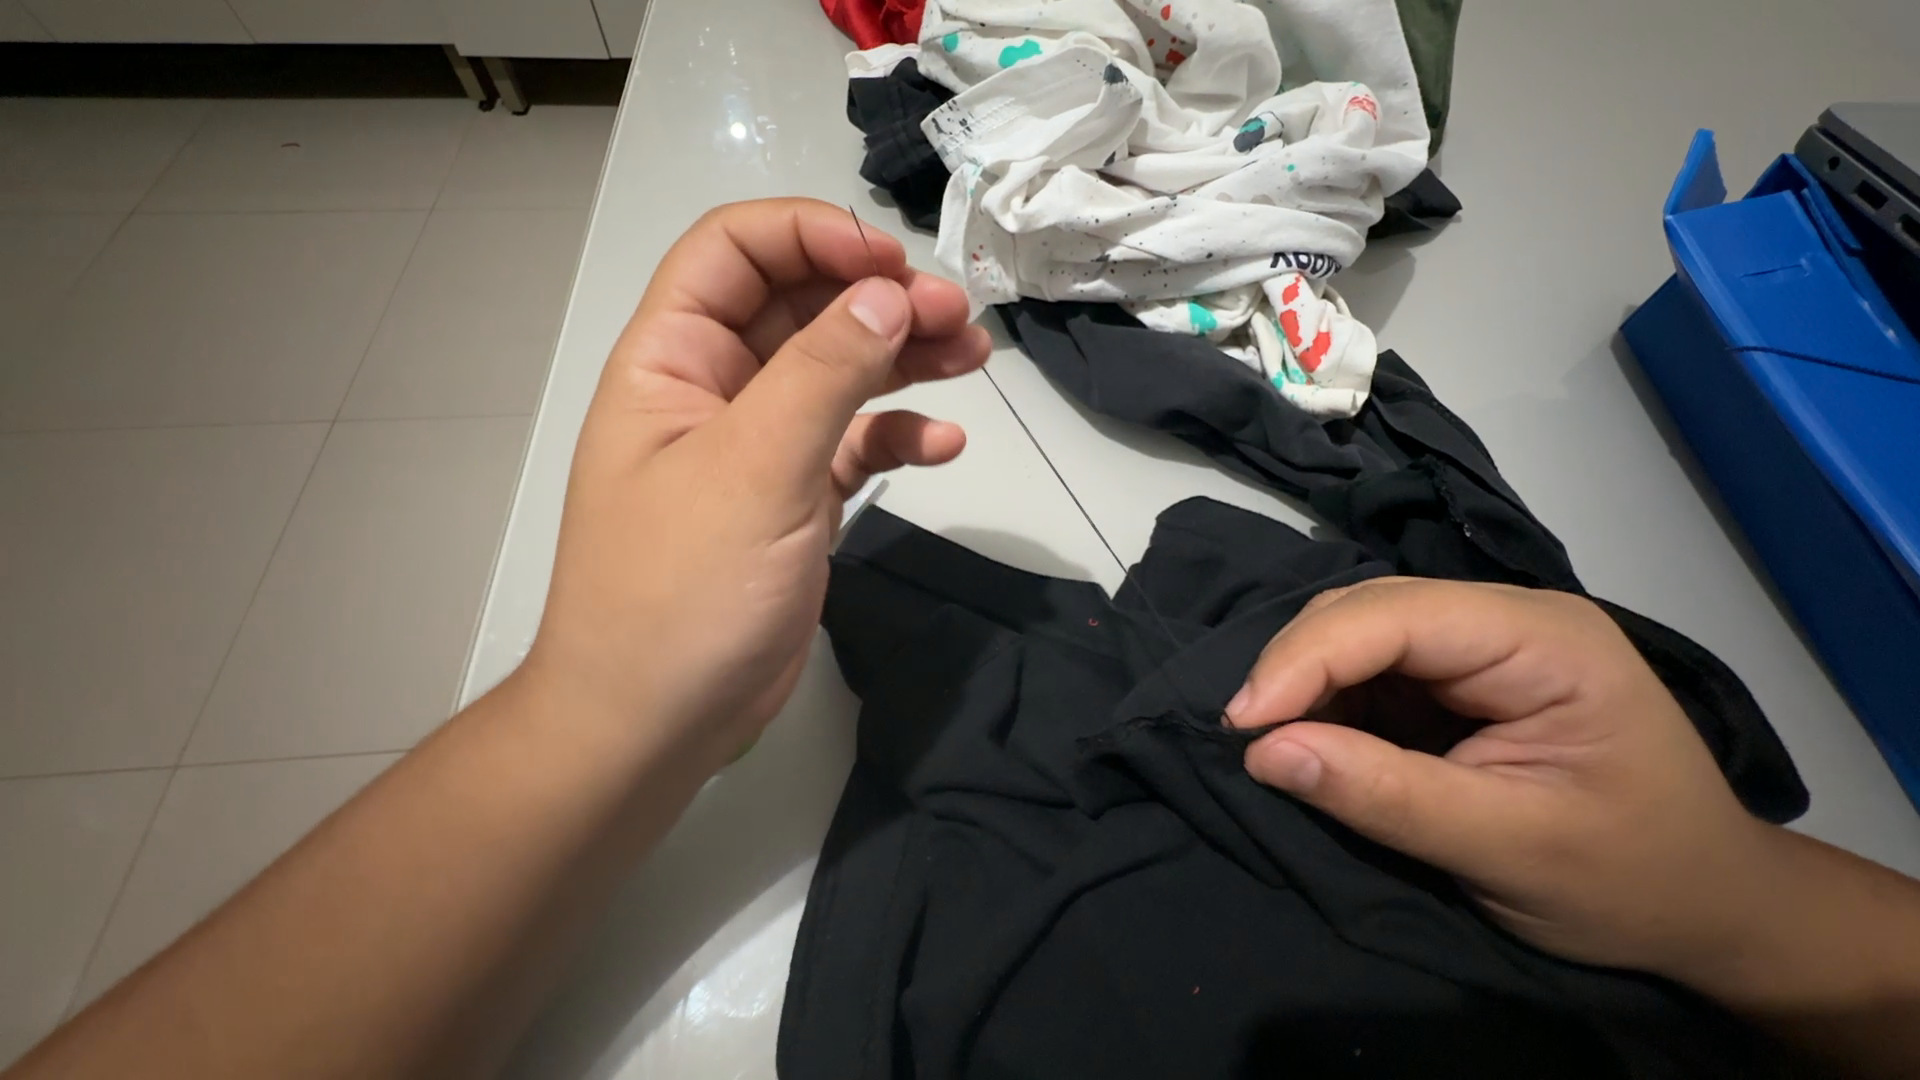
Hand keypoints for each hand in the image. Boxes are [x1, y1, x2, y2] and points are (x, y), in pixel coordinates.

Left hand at [523, 198, 989, 770]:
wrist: (660, 720)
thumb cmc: (684, 590)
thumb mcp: (755, 469)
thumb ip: (823, 373)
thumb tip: (889, 293)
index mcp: (675, 360)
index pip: (735, 252)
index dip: (811, 234)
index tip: (892, 264)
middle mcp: (717, 390)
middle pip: (802, 307)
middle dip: (879, 300)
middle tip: (957, 316)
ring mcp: (761, 446)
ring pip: (839, 373)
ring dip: (905, 358)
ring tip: (975, 356)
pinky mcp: (796, 499)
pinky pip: (854, 445)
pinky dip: (899, 436)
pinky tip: (946, 444)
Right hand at [1224, 577, 1785, 981]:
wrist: (1704, 905)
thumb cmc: (1632, 882)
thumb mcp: (1510, 849)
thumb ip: (1384, 796)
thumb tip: (1263, 753)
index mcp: (1544, 641)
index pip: (1397, 616)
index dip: (1306, 659)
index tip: (1242, 724)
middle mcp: (1503, 619)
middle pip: (1365, 609)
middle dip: (1296, 667)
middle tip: (1245, 737)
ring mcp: (1475, 641)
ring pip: (1352, 630)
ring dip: (1302, 683)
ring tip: (1270, 741)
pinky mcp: (1450, 673)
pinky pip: (1362, 667)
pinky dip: (1321, 701)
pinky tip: (1308, 738)